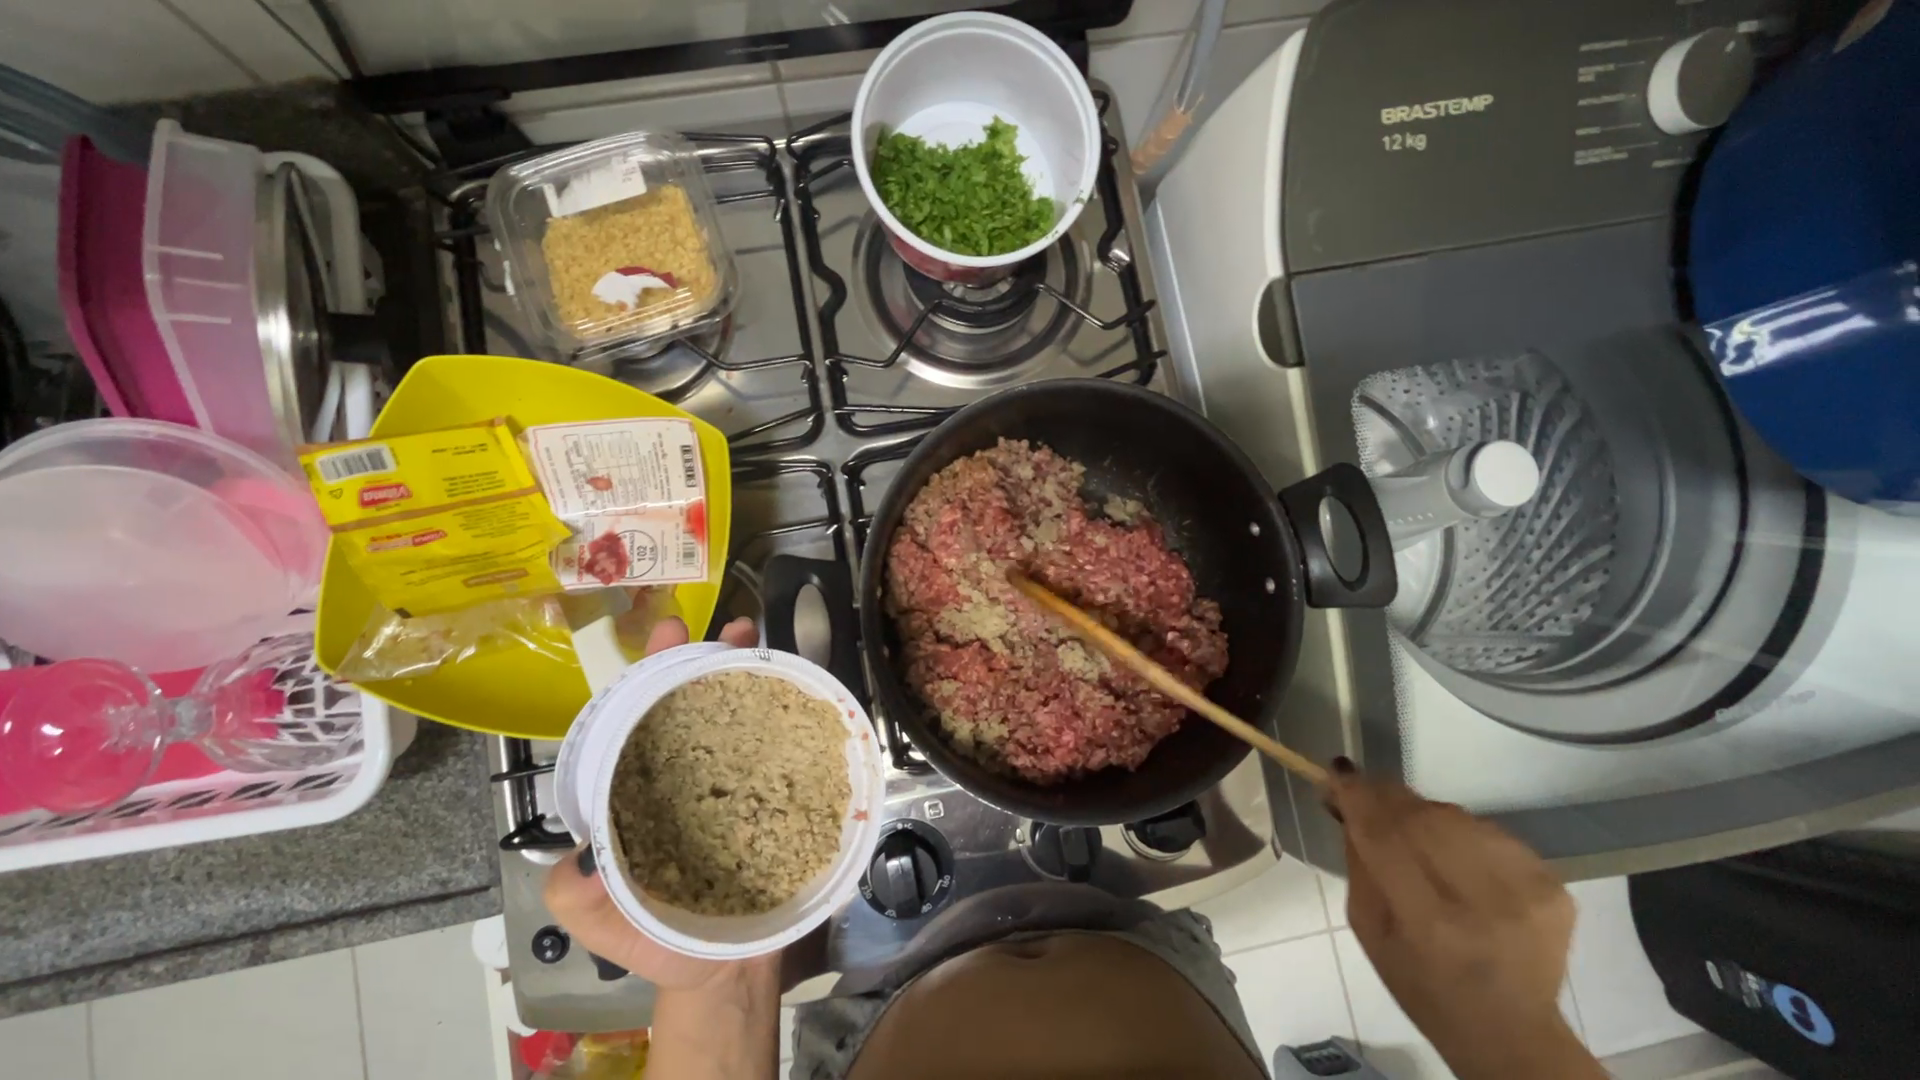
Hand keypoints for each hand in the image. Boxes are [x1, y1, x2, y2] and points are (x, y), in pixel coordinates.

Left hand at [543, 614, 775, 992]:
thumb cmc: (662, 944)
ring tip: (764, 645)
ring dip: (753, 675)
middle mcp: (695, 776)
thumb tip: (575, 856)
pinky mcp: (784, 803)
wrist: (728, 974)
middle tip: (731, 628)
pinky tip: (803, 699)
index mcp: (647, 790)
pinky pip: (789, 757)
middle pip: (699, 706)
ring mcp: (742, 786)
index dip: (652, 672)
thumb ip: (576, 898)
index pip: (644, 719)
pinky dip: (796, 723)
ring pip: (746, 719)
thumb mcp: (606, 926)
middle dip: (710, 658)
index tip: (667, 633)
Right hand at [1324, 764, 1600, 1079]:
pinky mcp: (1554, 886)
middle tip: (1367, 795)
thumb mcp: (1369, 930)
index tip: (1339, 771)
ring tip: (1415, 838)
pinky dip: (1465, 835)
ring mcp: (1527, 890)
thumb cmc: (1420, 984)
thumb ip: (1360, 863)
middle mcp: (1484, 901)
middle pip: (1423, 817)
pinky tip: (1459, 862)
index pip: (1386, 836)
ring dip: (1425, 815)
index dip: (1360, 798)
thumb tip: (1350, 803)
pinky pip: (1491, 833)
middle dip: (1388, 798)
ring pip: (1457, 817)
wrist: (1508, 1029)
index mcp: (1429, 923)